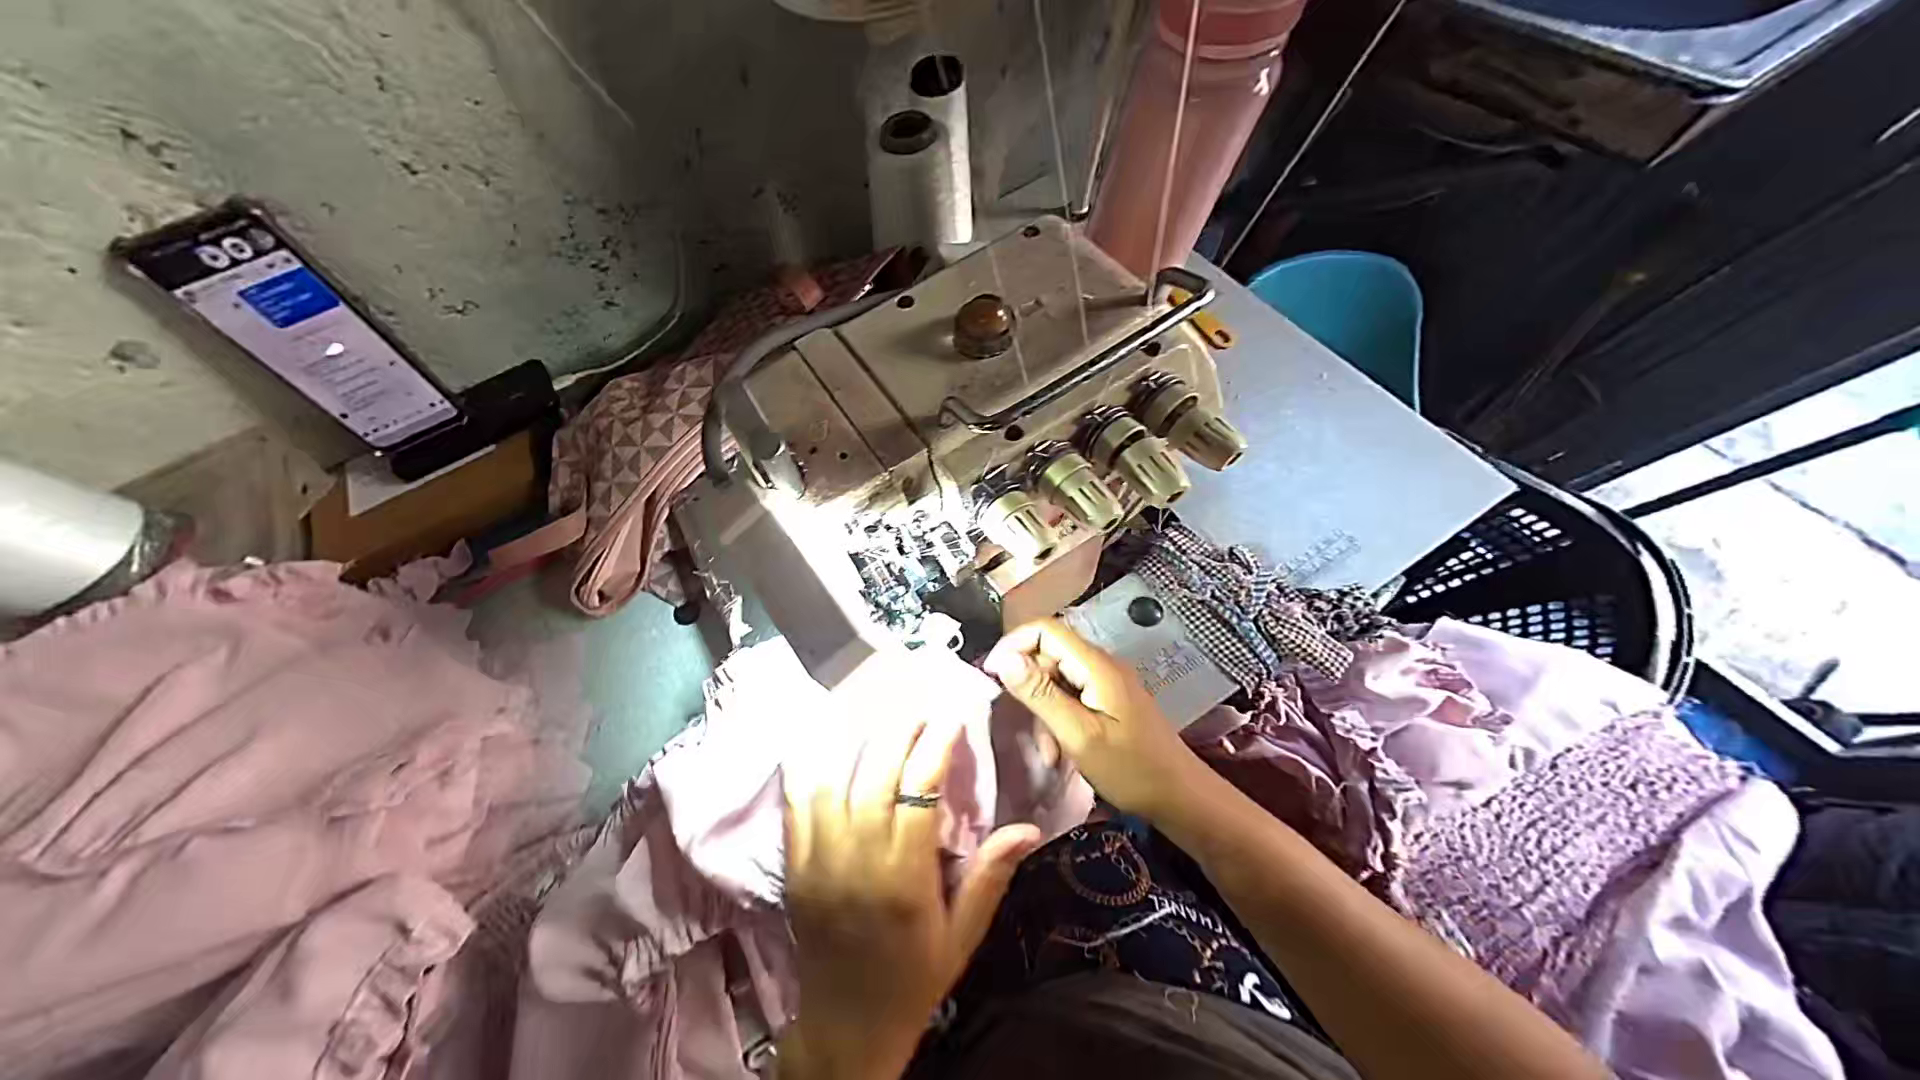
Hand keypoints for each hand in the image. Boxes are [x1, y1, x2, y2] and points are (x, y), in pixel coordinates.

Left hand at [780, 715, 1043, 1079]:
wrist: (846, 1027)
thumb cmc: (914, 979)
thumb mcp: (962, 935)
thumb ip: (990, 876)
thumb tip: (1029, 827)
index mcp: (904, 877)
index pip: (918, 791)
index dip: (935, 747)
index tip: (950, 718)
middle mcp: (857, 861)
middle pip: (874, 777)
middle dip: (899, 736)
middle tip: (919, 716)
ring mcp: (818, 862)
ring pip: (834, 783)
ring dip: (858, 748)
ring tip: (881, 728)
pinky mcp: (794, 868)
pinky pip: (795, 807)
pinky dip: (807, 774)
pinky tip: (820, 748)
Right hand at [983, 618, 1208, 821]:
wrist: (1181, 797)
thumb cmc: (1131, 769)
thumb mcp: (1078, 736)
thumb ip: (1041, 695)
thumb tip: (1004, 658)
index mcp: (1097, 665)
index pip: (1045, 629)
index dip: (1013, 645)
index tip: (993, 677)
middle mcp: (1103, 664)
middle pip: (1050, 652)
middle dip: (1030, 685)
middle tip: (1026, 726)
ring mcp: (1108, 681)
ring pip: (1058, 677)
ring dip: (1044, 708)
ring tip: (1049, 750)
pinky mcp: (1110, 699)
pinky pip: (1073, 694)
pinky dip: (1060, 716)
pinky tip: (1063, 749)